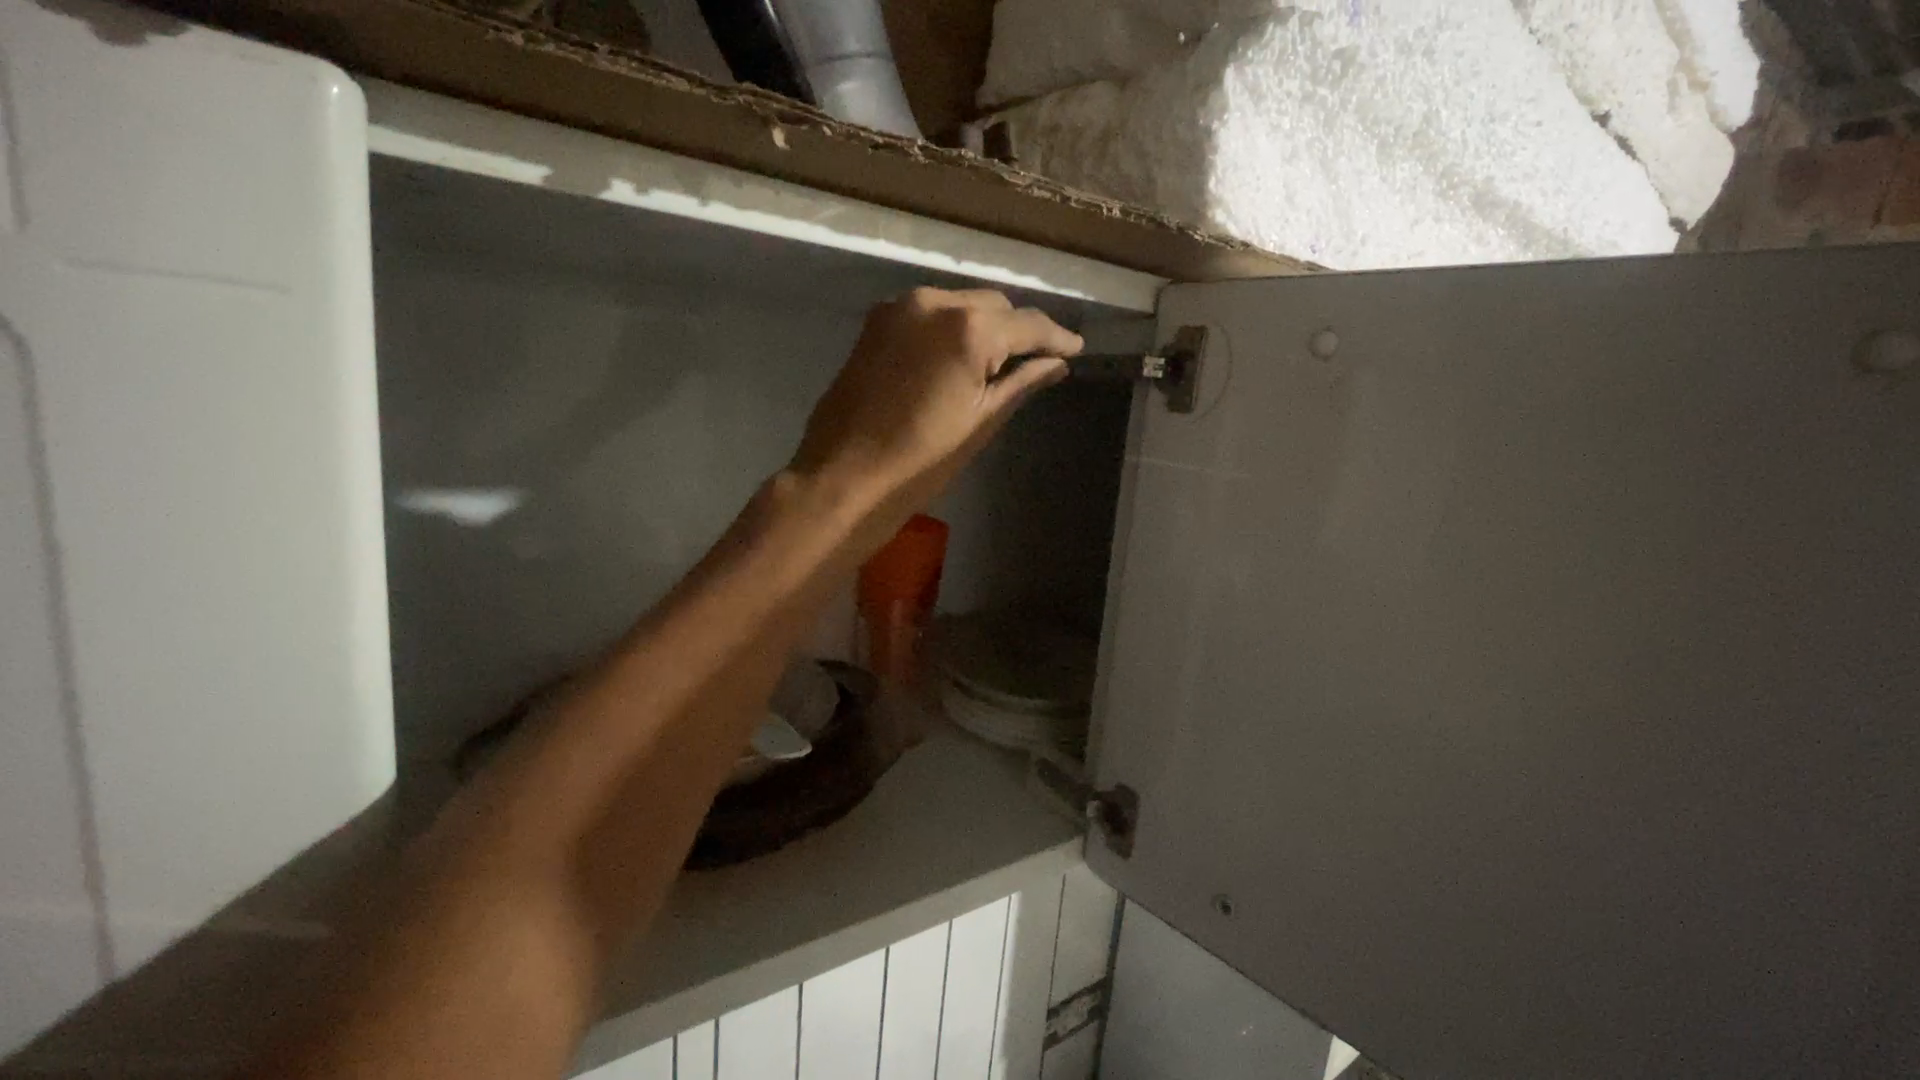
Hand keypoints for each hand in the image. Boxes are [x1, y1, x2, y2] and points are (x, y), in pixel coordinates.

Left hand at [790, 287, 1082, 512]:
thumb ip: (1022, 382)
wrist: (844, 477)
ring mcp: (899, 308)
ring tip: (995, 361)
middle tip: (1035, 361)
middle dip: (1016, 330)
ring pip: (959, 304)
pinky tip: (956, 357)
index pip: (1027, 324)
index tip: (1075, 349)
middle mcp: (934, 302)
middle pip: (993, 305)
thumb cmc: (921, 460)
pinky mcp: (876, 322)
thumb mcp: (981, 421)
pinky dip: (949, 329)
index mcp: (968, 327)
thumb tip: (1055, 363)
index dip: (1055, 338)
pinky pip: (928, 314)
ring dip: (982, 326)